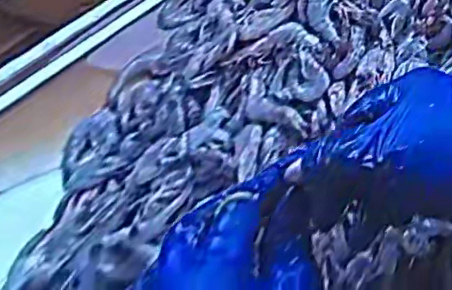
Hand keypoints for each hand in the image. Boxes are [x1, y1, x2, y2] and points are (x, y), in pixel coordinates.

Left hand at [138, 157, 317, 288]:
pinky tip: (223, 267)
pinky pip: (172, 270)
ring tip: (251, 233)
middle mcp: (172, 267)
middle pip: (208, 213)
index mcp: (212, 254)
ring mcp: (154, 287)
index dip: (274, 180)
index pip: (245, 196)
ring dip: (218, 229)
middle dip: (241, 202)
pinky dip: (199, 259)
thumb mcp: (289, 288)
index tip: (296, 173)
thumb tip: (296, 202)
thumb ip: (292, 240)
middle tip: (274, 199)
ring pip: (186, 243)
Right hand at [293, 68, 451, 229]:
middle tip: (324, 215)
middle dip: (343, 179)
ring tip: (347, 229)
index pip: (351, 119)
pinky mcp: (448, 161)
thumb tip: (299, 166)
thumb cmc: (444, 152)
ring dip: (363, 196)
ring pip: (386, 164)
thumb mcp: (381, 151)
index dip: (327, 153)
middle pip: (367, 142)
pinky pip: (407, 178)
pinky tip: (377, 223)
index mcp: (402, 90)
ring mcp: (434, 133)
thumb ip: (338, 156)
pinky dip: (389, 199)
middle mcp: (417, 106)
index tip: (307, 187)